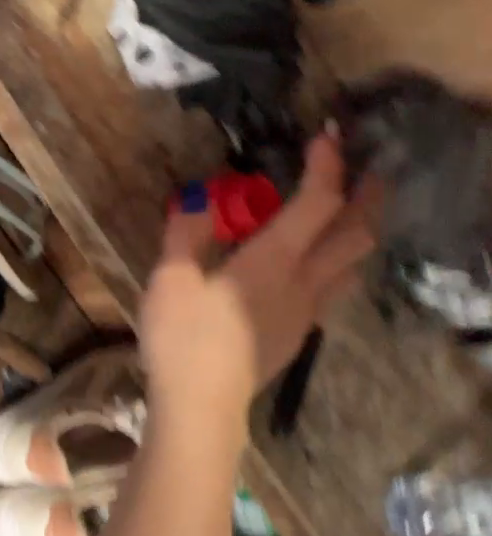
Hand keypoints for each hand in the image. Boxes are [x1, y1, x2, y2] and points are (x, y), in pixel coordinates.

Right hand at [139, 132, 377, 420]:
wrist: (201, 400)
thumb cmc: (181, 337)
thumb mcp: (167, 282)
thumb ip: (183, 237)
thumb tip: (194, 196)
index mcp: (272, 261)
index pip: (315, 203)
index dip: (326, 166)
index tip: (327, 136)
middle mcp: (303, 279)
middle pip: (354, 231)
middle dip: (365, 195)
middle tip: (367, 169)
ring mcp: (306, 309)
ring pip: (352, 261)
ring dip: (359, 230)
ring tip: (351, 215)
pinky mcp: (297, 332)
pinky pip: (332, 286)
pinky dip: (335, 262)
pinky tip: (315, 268)